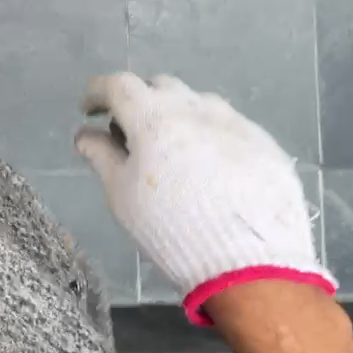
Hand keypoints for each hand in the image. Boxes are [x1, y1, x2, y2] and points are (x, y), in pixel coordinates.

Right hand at [74, 72, 333, 324]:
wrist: (251, 267)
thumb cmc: (170, 226)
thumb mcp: (120, 193)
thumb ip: (100, 155)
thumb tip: (85, 134)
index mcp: (153, 118)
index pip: (117, 85)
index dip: (97, 92)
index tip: (89, 109)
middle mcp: (194, 109)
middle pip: (159, 86)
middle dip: (139, 100)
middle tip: (131, 131)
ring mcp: (235, 125)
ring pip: (198, 102)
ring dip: (178, 114)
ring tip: (174, 147)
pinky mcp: (266, 145)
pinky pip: (230, 126)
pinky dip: (210, 135)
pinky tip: (210, 166)